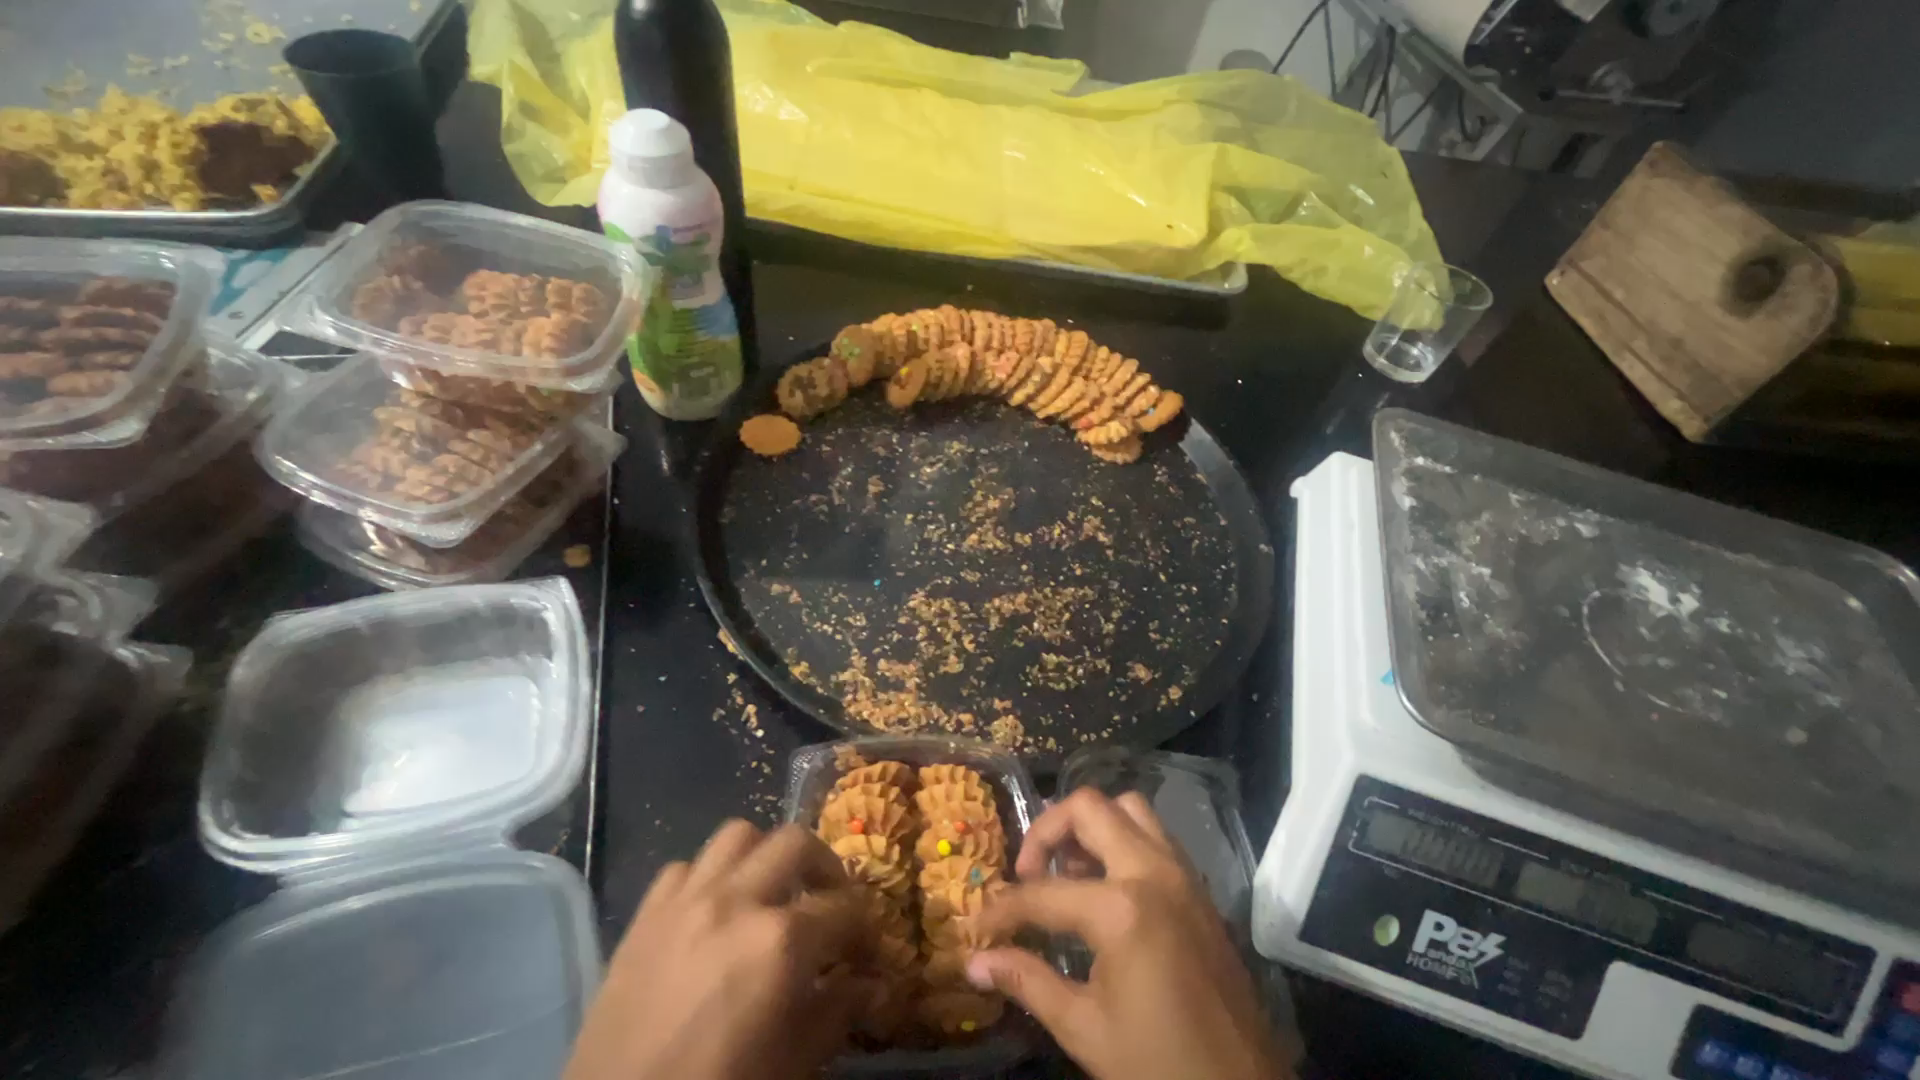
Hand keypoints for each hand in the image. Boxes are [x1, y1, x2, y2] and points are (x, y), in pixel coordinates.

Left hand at [565, 820, 868, 1079]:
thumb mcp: (794, 1061)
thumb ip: (837, 1012)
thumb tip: (871, 985)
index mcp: (780, 940)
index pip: (845, 908)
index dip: (864, 928)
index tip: (865, 950)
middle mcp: (736, 901)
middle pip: (795, 842)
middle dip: (824, 867)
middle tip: (829, 902)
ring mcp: (686, 900)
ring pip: (738, 836)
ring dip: (765, 856)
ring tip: (772, 891)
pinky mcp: (646, 914)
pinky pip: (686, 866)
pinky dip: (710, 876)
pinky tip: (715, 911)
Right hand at [966, 789, 1288, 1079]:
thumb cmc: (1159, 1064)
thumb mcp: (1084, 1028)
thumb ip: (1027, 980)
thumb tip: (974, 961)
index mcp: (1122, 908)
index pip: (1042, 893)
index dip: (1001, 910)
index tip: (978, 926)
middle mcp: (1155, 872)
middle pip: (1090, 808)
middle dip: (1046, 832)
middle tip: (1028, 875)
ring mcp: (1184, 876)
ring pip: (1130, 810)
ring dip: (1091, 828)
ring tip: (1068, 875)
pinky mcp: (1201, 890)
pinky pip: (1156, 837)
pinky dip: (1123, 842)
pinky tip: (1104, 890)